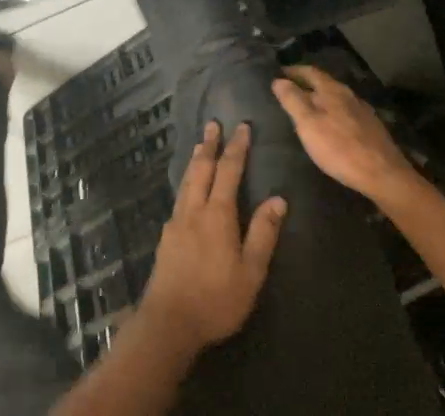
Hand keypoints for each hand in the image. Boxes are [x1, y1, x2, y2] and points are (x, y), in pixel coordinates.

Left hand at [138, 122, 286, 352]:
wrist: (170, 320)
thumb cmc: (217, 299)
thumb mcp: (251, 271)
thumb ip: (263, 233)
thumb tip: (278, 199)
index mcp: (217, 215)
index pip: (229, 173)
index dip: (237, 149)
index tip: (242, 128)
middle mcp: (193, 210)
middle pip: (201, 170)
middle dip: (210, 145)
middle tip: (213, 124)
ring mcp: (176, 222)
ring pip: (187, 181)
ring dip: (196, 161)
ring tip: (200, 146)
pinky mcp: (166, 236)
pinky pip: (179, 197)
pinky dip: (187, 182)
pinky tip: (188, 188)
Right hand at [272, 66, 423, 204]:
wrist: (384, 175)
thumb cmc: (340, 148)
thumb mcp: (308, 124)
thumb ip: (292, 100)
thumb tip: (278, 80)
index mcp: (333, 91)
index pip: (310, 71)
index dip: (293, 71)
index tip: (278, 73)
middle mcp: (350, 96)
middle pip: (324, 84)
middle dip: (306, 86)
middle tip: (288, 93)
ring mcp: (363, 112)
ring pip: (337, 100)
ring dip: (320, 101)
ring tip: (306, 110)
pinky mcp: (372, 129)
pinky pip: (346, 114)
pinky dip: (333, 114)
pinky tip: (331, 127)